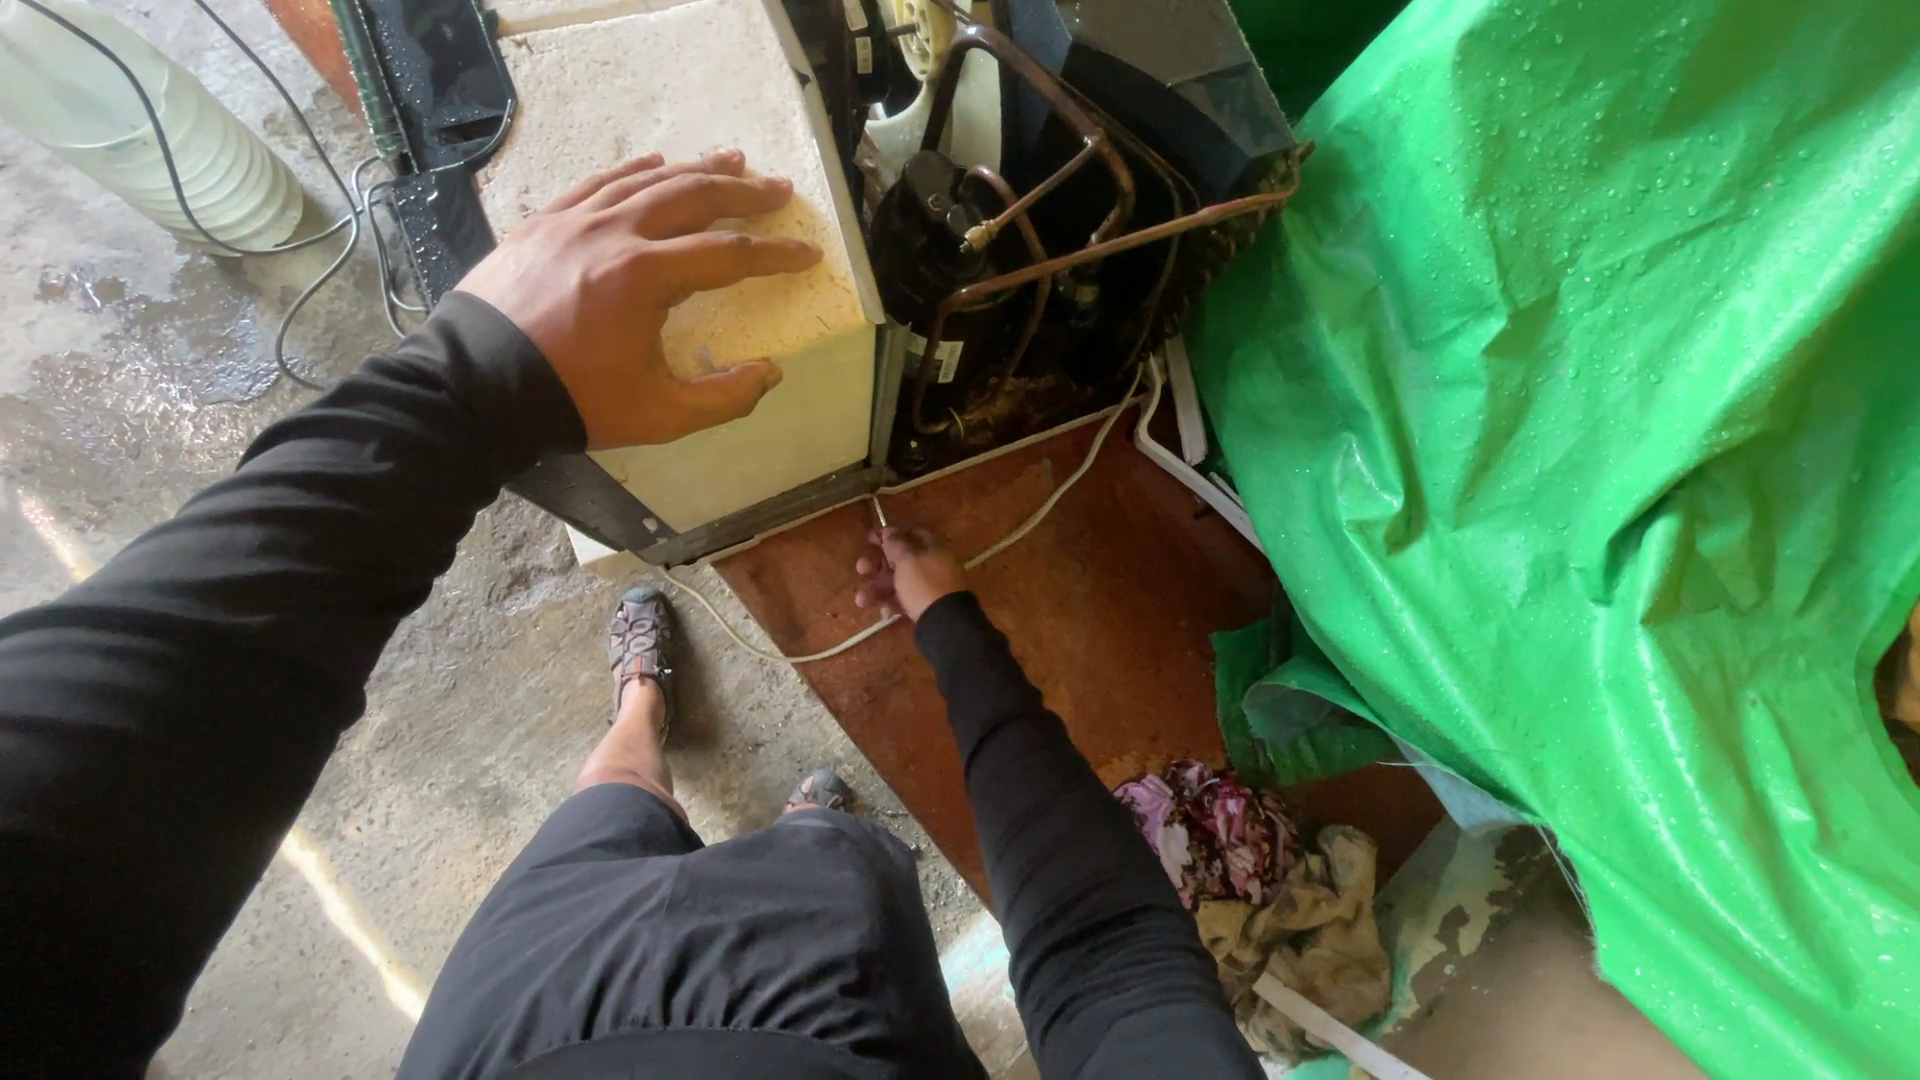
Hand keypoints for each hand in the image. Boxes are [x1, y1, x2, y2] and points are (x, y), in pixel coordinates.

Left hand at [456, 150, 822, 448]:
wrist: (477, 389)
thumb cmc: (577, 401)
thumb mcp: (663, 416)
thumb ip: (726, 397)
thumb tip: (771, 372)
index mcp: (645, 278)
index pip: (729, 255)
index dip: (775, 254)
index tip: (807, 253)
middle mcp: (614, 234)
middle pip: (692, 197)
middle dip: (743, 193)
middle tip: (778, 189)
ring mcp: (573, 221)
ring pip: (647, 181)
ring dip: (696, 170)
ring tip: (732, 160)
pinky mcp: (543, 222)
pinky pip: (598, 182)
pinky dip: (635, 171)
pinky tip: (655, 164)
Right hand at [855, 525, 968, 621]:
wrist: (944, 622)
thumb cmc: (924, 584)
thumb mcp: (908, 559)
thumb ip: (896, 543)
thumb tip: (889, 530)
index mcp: (932, 547)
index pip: (910, 533)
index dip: (890, 534)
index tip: (870, 538)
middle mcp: (930, 564)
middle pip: (899, 559)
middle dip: (876, 564)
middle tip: (861, 568)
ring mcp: (927, 586)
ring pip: (897, 581)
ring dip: (877, 587)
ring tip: (861, 599)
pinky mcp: (923, 606)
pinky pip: (902, 599)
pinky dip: (889, 601)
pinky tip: (879, 608)